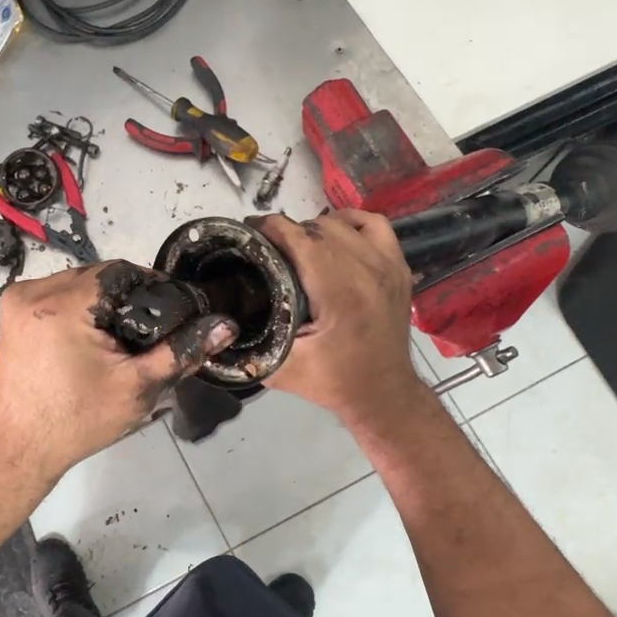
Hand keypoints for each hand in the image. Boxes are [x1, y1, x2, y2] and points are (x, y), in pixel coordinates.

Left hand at [0, 261, 235, 483]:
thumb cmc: (76, 421)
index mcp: (62, 302)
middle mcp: (34, 290)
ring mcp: (17, 300)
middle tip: (151, 330)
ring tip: (124, 336)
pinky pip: (56, 296)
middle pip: (98, 275)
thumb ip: (181, 352)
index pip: (122, 271)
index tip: (173, 313)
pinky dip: (79, 309)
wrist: (15, 450)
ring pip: (77, 283)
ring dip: (102, 302)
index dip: (154, 287)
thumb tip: (225, 327)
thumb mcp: (136, 388)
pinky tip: (94, 339)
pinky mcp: (10, 314)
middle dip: (127, 298)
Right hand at [249, 211, 428, 427]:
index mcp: (340, 294)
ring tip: (299, 247)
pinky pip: (374, 224)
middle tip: (269, 249)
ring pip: (343, 224)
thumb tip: (216, 325)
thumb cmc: (334, 381)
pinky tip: (334, 236)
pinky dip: (351, 223)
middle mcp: (368, 272)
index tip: (250, 232)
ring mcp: (388, 266)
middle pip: (319, 229)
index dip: (272, 229)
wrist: (385, 394)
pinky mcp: (399, 267)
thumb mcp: (283, 369)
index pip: (302, 240)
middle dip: (289, 232)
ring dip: (316, 228)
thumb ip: (248, 348)